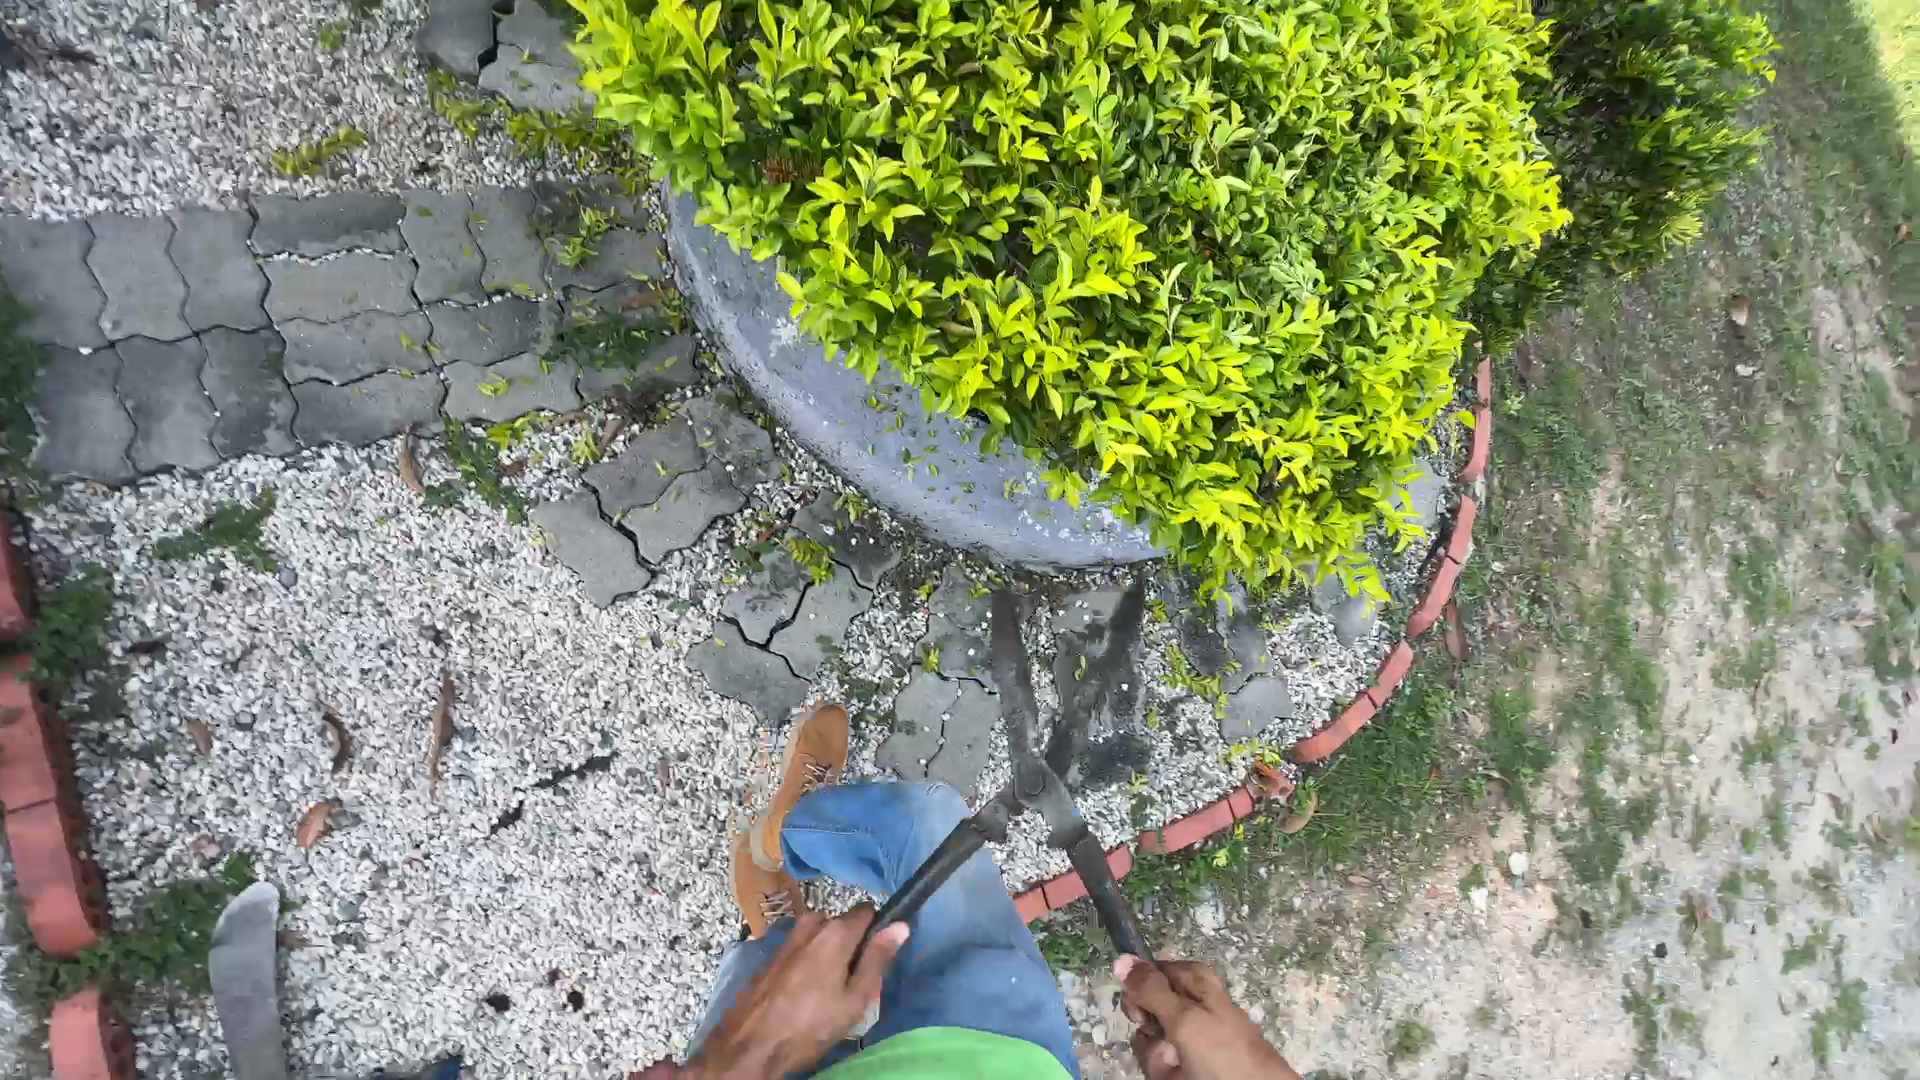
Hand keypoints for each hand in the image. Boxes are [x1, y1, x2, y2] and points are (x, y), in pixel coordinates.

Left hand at [688, 907, 909, 1079]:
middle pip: (843, 924)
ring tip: (825, 992)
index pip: (867, 910)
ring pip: (821, 936)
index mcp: (836, 931)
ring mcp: (789, 936)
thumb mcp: (854, 999)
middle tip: (849, 984)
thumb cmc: (809, 1025)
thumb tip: (901, 925)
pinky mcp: (773, 952)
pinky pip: (802, 947)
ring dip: (827, 954)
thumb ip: (878, 959)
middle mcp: (812, 923)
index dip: (874, 931)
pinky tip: (802, 993)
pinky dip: (807, 962)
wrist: (749, 1046)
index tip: (873, 957)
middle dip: (850, 945)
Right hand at [1115, 955, 1299, 1079]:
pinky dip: (1166, 1074)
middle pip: (1144, 1010)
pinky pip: (1160, 1063)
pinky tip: (1182, 1079)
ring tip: (1181, 1072)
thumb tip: (1120, 958)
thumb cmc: (1224, 1054)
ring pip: (1149, 1041)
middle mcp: (1188, 1003)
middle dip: (1150, 1034)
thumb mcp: (1184, 1019)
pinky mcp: (1188, 1063)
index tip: (1141, 1016)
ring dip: (1158, 1060)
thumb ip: (1150, 990)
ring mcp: (1188, 1036)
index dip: (1139, 995)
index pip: (1146, 974)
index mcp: (1192, 980)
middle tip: (1169, 1048)